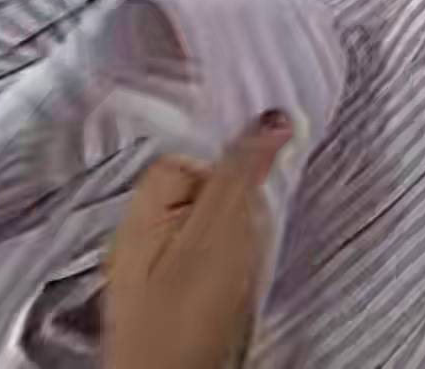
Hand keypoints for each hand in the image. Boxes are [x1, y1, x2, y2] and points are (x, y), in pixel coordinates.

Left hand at [104, 111, 292, 368]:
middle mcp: (150, 228)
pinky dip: (249, 217)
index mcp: (144, 211)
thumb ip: (244, 167)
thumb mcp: (222, 225)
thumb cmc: (189, 307)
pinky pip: (225, 225)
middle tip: (281, 161)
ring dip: (252, 192)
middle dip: (247, 163)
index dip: (232, 134)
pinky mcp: (194, 273)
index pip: (190, 147)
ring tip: (274, 195)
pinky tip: (263, 226)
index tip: (274, 127)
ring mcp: (170, 254)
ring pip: (219, 200)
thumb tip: (270, 117)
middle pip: (206, 172)